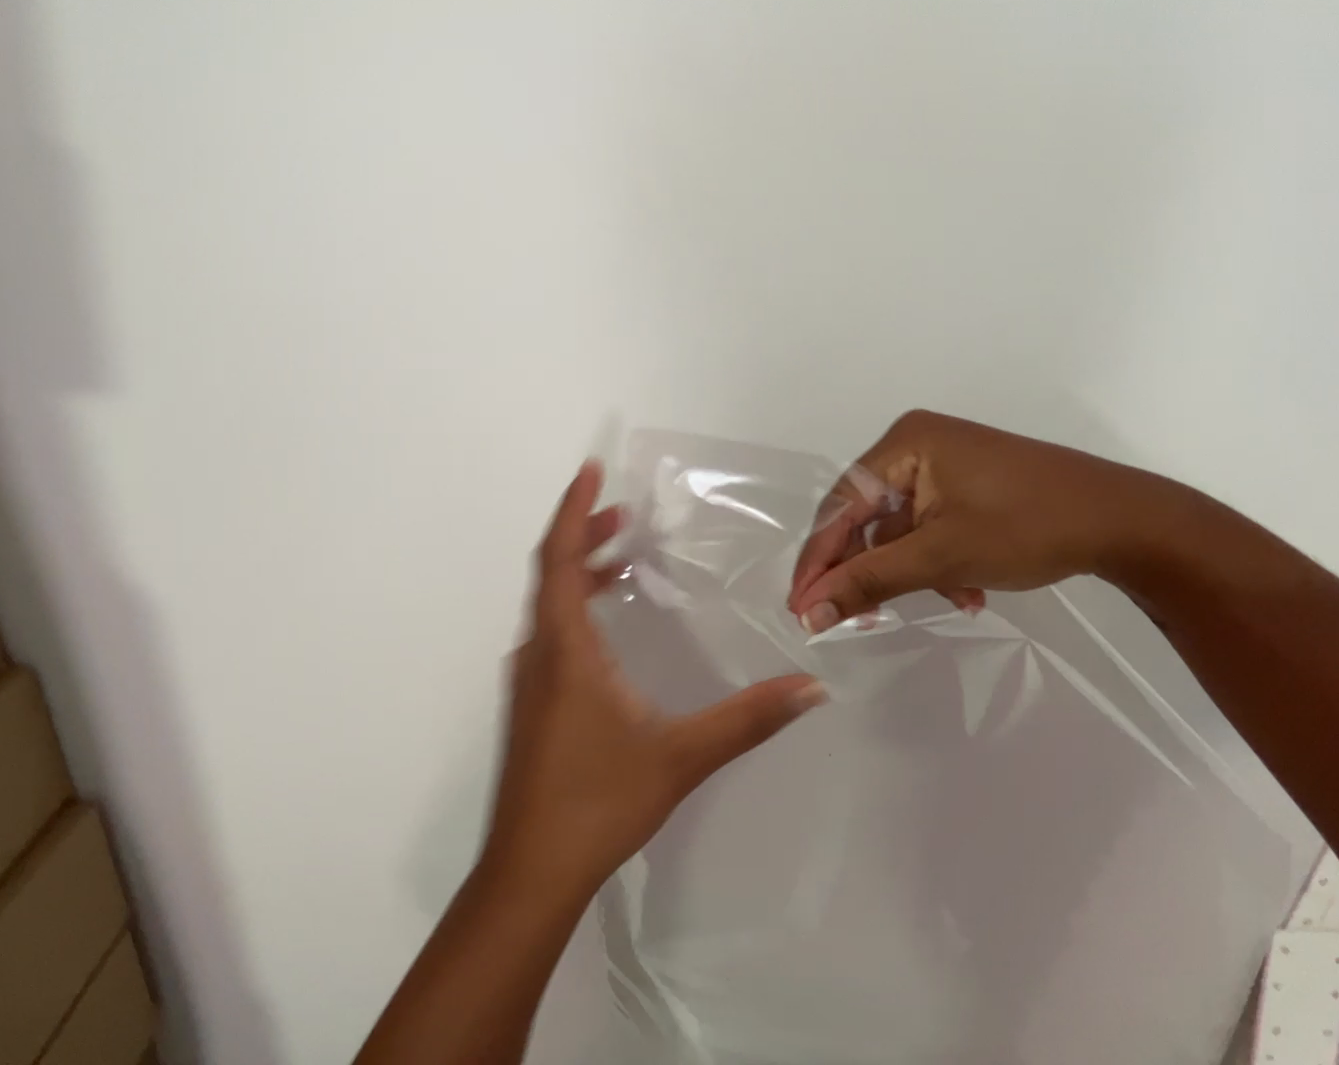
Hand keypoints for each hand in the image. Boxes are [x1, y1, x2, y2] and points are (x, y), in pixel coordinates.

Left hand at [487, 461, 824, 896]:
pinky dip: (575, 610)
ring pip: (548, 608)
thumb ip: (748, 720)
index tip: (590, 470)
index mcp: (565, 650)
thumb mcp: (681, 756)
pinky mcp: (529, 708)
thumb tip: (812, 689)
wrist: (531, 870)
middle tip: (625, 517)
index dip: (574, 510)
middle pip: (552, 575)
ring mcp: (526, 684)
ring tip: (624, 564)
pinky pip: (549, 636)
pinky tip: (607, 634)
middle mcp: (537, 655)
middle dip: (584, 536)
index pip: (561, 559)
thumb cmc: (598, 803)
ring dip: (580, 575)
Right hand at [787, 410, 1174, 629]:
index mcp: (905, 444)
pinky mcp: (969, 484)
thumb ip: (868, 582)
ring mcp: (946, 463)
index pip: (841, 507)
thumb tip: (808, 613)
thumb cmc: (1028, 528)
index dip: (818, 561)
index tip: (799, 609)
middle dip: (870, 571)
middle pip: (868, 518)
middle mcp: (917, 445)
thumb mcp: (940, 558)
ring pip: (901, 529)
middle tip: (856, 620)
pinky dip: (939, 562)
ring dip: (912, 573)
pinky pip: (930, 527)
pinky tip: (966, 593)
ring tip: (944, 603)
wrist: (1127, 522)